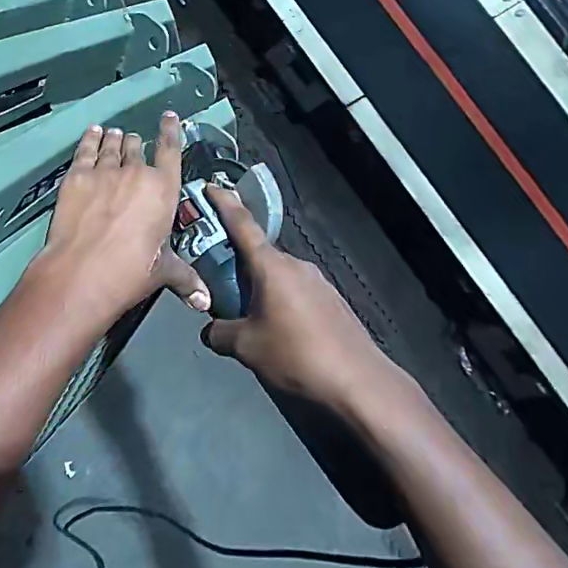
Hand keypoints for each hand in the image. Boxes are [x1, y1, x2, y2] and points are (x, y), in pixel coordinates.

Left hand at [29, 112, 210, 326]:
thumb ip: (185, 278)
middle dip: (136, 144)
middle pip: (137, 148)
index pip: (170, 150)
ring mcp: (104, 172)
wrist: (82, 271)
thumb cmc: (130, 271)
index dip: (170, 131)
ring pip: (112, 147)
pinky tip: (92, 133)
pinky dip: (89, 140)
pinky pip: (85, 150)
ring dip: (114, 139)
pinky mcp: (76, 177)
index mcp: (163, 190)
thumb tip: (204, 301)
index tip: (169, 117)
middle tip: (134, 141)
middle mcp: (135, 173)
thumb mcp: (163, 271)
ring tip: (114, 133)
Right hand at [200, 188, 399, 410]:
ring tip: (248, 321)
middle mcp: (296, 265)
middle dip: (236, 266)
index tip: (211, 187)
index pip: (243, 224)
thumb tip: (210, 330)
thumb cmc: (296, 354)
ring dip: (259, 289)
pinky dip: (279, 302)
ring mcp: (317, 282)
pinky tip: (278, 333)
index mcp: (272, 267)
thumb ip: (219, 332)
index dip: (224, 203)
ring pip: (277, 277)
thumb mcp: (245, 347)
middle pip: (258, 256)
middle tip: (217, 287)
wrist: (357, 380)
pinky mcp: (331, 301)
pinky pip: (295, 292)